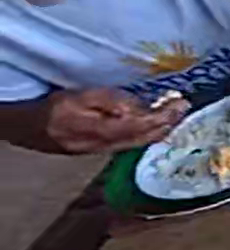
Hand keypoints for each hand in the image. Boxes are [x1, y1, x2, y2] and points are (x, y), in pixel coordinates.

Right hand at [31, 87, 187, 153]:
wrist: (27, 125)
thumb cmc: (58, 106)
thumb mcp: (86, 96)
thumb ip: (119, 101)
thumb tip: (148, 108)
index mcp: (93, 129)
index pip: (141, 125)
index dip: (165, 115)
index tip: (181, 102)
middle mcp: (100, 145)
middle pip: (147, 136)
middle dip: (169, 122)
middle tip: (182, 107)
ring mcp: (102, 152)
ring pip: (143, 142)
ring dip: (163, 128)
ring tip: (174, 114)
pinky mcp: (103, 154)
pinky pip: (134, 145)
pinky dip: (150, 134)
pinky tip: (159, 125)